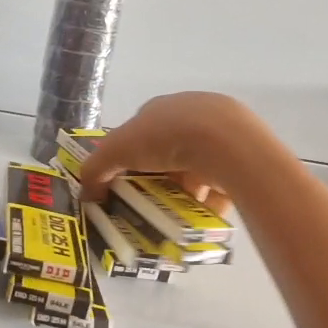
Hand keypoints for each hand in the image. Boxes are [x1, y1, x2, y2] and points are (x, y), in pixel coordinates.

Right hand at [76, 92, 269, 211]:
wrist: (225, 142)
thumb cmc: (165, 136)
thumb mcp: (116, 149)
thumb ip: (95, 170)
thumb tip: (86, 194)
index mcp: (160, 109)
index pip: (137, 134)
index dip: (127, 159)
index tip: (122, 186)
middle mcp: (190, 117)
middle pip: (165, 154)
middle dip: (155, 180)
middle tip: (145, 206)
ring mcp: (219, 136)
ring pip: (194, 171)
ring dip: (181, 193)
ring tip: (171, 217)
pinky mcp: (241, 158)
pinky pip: (220, 185)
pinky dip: (208, 202)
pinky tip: (198, 219)